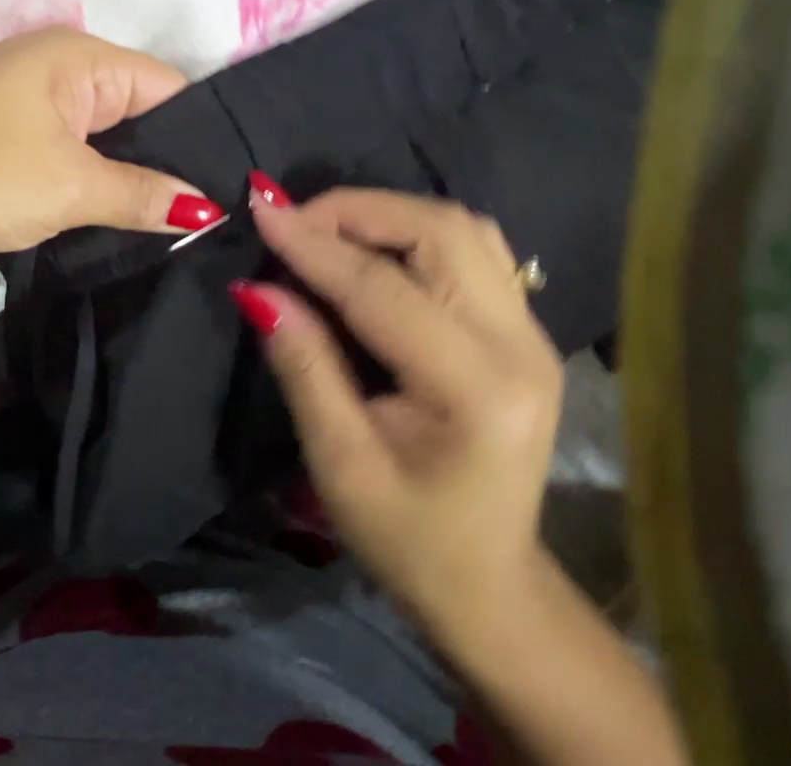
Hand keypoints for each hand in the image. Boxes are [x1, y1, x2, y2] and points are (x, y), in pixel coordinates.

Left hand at [0, 27, 221, 258]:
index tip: (228, 195)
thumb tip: (206, 210)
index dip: (200, 139)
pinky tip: (106, 218)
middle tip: (202, 222)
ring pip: (98, 136)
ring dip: (124, 178)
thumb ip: (144, 195)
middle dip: (163, 162)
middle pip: (134, 109)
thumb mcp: (70, 188)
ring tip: (165, 227)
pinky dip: (85, 182)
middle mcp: (51, 64)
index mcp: (76, 54)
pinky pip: (64, 152)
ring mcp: (20, 100)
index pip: (167, 87)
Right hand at [230, 185, 563, 628]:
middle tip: (291, 221)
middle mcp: (520, 345)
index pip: (384, 288)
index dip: (315, 245)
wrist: (487, 579)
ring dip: (388, 216)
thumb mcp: (339, 461)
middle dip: (358, 212)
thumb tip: (258, 290)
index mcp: (475, 387)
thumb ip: (305, 366)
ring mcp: (532, 333)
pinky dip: (414, 234)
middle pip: (443, 232)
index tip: (260, 211)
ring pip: (464, 230)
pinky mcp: (523, 332)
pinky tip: (371, 251)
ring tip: (323, 230)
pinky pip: (473, 252)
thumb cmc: (407, 536)